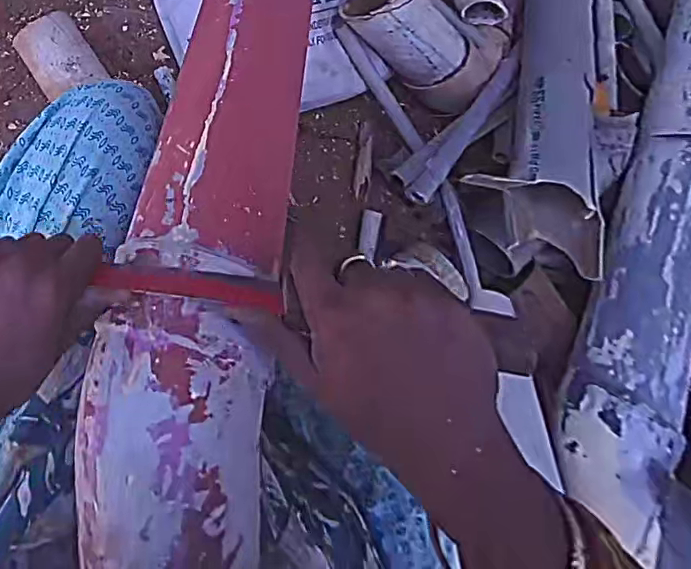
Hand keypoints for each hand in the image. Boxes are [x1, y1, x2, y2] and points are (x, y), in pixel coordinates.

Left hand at [0, 233, 108, 456]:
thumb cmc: (17, 372)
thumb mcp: (61, 343)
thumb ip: (89, 307)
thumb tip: (118, 289)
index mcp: (56, 285)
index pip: (89, 246)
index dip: (90, 261)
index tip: (85, 276)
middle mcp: (30, 264)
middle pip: (62, 241)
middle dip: (63, 261)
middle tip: (53, 289)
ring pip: (33, 242)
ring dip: (36, 258)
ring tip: (24, 288)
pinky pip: (5, 247)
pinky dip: (9, 260)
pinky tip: (1, 288)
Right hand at [245, 246, 562, 557]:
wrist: (451, 446)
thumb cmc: (377, 418)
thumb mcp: (318, 384)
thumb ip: (278, 337)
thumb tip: (239, 306)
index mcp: (335, 314)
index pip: (305, 256)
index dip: (299, 248)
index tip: (299, 243)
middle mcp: (374, 292)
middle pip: (352, 269)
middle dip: (353, 291)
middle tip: (363, 328)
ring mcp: (417, 293)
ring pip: (391, 275)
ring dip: (391, 296)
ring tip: (400, 337)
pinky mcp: (451, 299)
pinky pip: (427, 285)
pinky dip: (424, 303)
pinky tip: (427, 337)